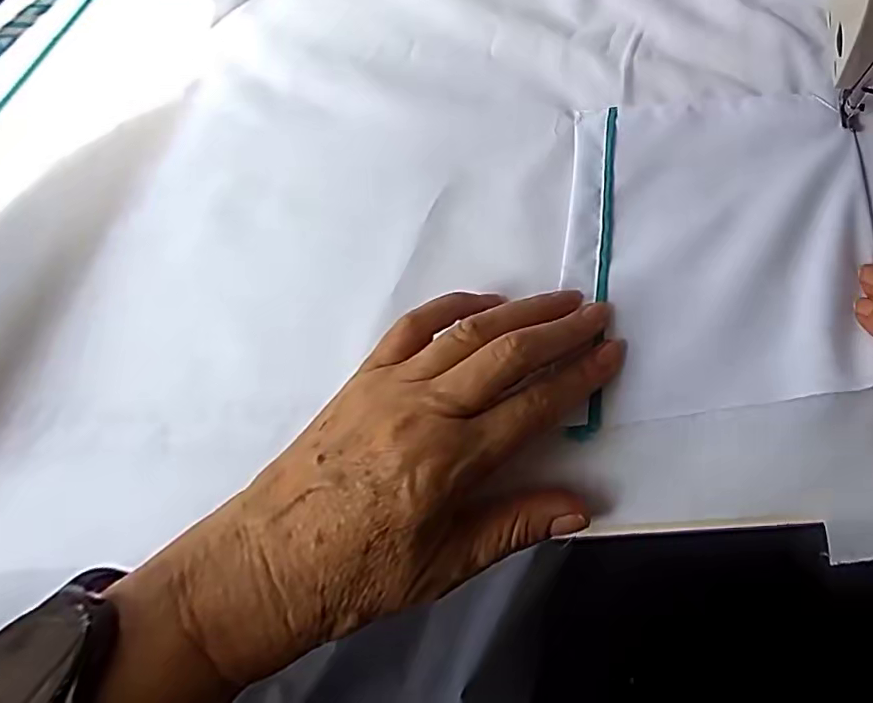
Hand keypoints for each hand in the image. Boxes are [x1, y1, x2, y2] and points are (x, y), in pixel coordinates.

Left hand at [100, 290, 623, 698]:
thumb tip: (581, 507)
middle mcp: (425, 411)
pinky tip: (485, 301)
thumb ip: (514, 526)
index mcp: (449, 462)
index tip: (611, 352)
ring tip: (559, 298)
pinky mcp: (365, 375)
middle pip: (508, 355)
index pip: (533, 406)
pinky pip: (414, 326)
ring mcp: (392, 385)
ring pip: (470, 333)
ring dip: (521, 310)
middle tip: (598, 312)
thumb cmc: (356, 574)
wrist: (261, 564)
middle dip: (561, 330)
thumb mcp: (442, 567)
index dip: (579, 376)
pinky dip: (454, 306)